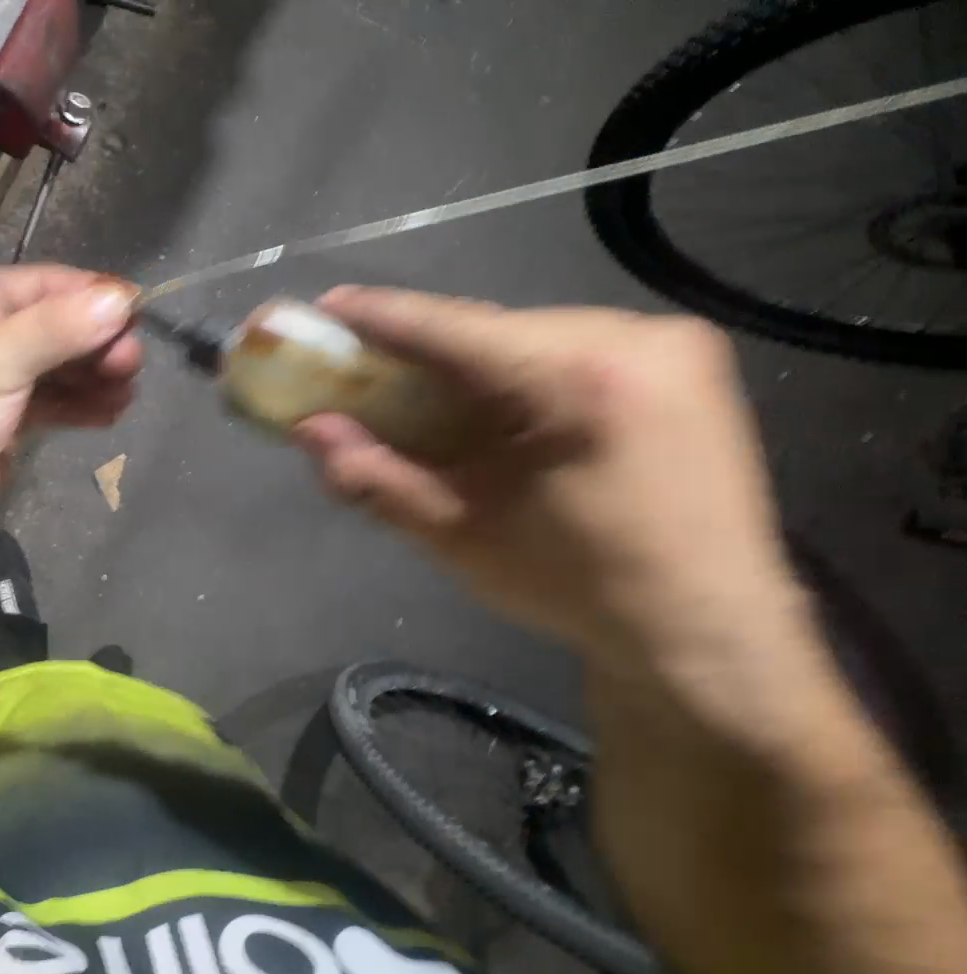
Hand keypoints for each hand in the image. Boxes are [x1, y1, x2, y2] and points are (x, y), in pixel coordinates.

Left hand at [0, 266, 142, 523]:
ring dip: (95, 376)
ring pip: (60, 364)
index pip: (48, 285)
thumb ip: (55, 331)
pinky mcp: (8, 412)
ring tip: (126, 395)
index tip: (137, 316)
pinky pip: (54, 397)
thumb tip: (121, 299)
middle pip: (60, 325)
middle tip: (132, 365)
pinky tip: (109, 413)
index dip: (94, 298)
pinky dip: (81, 403)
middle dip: (98, 343)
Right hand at [292, 286, 797, 665]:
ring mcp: (672, 346)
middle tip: (367, 373)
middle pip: (493, 330)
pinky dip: (518, 373)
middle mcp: (635, 338)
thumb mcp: (457, 535)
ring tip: (426, 397)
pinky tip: (495, 407)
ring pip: (532, 337)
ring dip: (471, 364)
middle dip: (424, 352)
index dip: (381, 318)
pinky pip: (574, 349)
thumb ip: (375, 477)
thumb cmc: (574, 585)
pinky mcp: (687, 365)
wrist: (704, 626)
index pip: (454, 330)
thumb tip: (309, 431)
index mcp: (580, 380)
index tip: (325, 307)